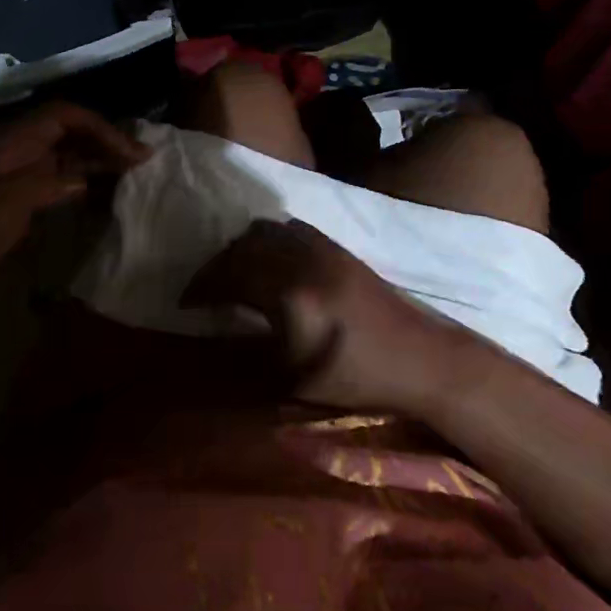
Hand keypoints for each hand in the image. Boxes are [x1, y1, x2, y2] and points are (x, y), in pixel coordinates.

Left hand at [0, 102, 149, 276]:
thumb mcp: (9, 201)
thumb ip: (50, 182)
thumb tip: (83, 177)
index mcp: (10, 140)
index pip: (63, 115)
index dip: (99, 126)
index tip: (129, 150)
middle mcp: (16, 149)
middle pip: (67, 131)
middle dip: (104, 140)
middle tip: (140, 159)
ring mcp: (18, 173)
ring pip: (65, 154)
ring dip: (97, 159)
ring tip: (130, 171)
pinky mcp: (21, 196)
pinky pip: (59, 177)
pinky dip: (83, 179)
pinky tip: (102, 191)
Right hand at [182, 219, 476, 411]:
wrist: (424, 363)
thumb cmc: (356, 381)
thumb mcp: (292, 381)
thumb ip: (245, 355)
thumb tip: (207, 340)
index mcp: (291, 297)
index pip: (229, 276)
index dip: (200, 287)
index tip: (185, 303)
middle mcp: (304, 263)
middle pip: (242, 247)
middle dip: (215, 266)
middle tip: (204, 289)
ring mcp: (324, 251)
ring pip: (266, 230)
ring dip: (241, 248)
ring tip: (233, 273)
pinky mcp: (340, 250)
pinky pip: (292, 228)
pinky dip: (269, 239)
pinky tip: (270, 262)